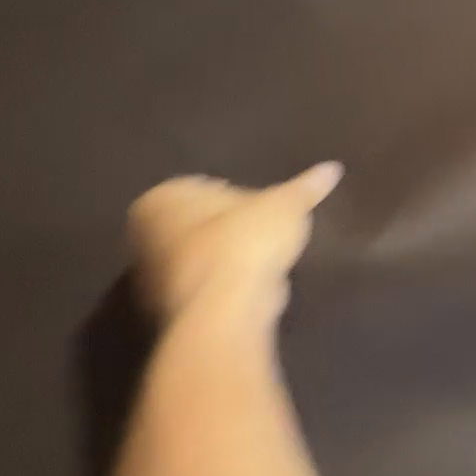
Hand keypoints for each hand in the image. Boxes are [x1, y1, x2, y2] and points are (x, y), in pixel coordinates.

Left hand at [128, 162, 343, 327]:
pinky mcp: (171, 300)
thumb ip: (306, 187)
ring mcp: (151, 271)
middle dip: (229, 221)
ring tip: (268, 252)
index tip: (265, 204)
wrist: (225, 307)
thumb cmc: (246, 242)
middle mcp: (144, 232)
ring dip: (230, 250)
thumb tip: (331, 167)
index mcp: (163, 199)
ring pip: (201, 249)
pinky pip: (207, 276)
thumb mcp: (287, 206)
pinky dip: (229, 274)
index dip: (237, 192)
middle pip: (197, 218)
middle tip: (269, 225)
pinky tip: (257, 276)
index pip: (203, 185)